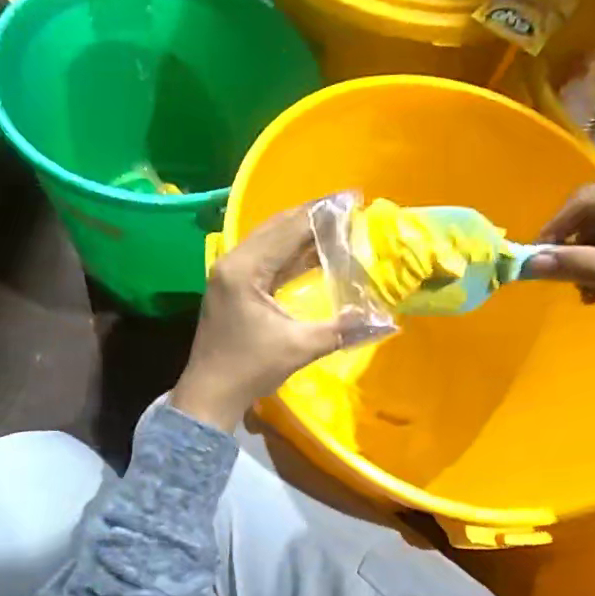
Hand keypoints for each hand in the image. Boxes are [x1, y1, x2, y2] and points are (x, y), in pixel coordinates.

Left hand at [170, 208, 348, 430]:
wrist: (209, 395)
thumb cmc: (250, 368)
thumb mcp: (300, 347)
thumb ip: (342, 329)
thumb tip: (385, 320)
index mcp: (245, 269)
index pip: (289, 229)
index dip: (322, 213)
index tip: (352, 200)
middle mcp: (233, 261)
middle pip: (278, 226)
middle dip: (313, 216)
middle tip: (348, 208)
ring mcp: (230, 272)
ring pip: (271, 240)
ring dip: (302, 232)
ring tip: (337, 225)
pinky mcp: (233, 285)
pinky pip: (266, 257)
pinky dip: (291, 251)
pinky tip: (314, 252)